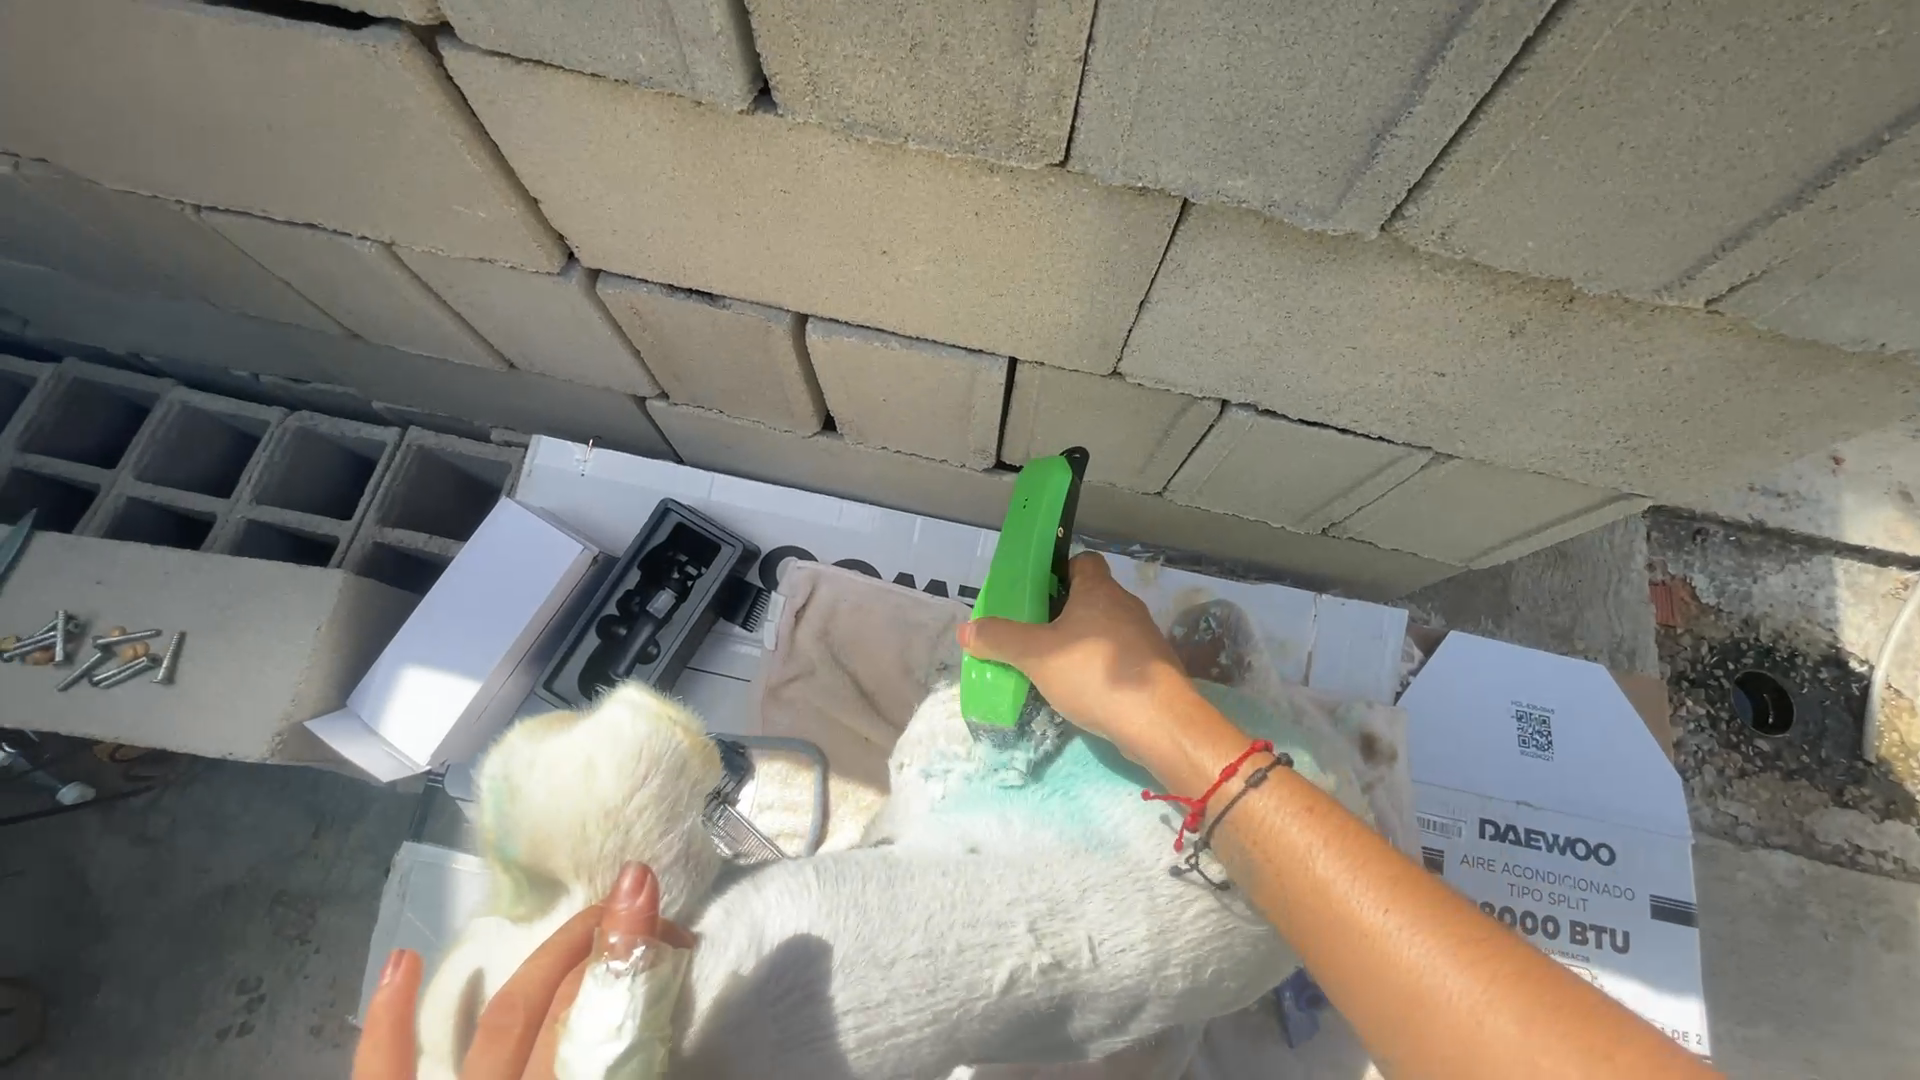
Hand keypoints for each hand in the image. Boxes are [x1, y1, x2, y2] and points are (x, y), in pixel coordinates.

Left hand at [353, 861, 692, 1079]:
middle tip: (647, 912)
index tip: (680, 932)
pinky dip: (388, 1019)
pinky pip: (381, 1072)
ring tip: (588, 914)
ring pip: (497, 1023)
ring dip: (545, 960)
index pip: (601, 1021)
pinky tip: (406, 959)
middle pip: (558, 1007)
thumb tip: (661, 999)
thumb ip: (629, 1056)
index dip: (641, 969)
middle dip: (604, 948)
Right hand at [959, 552, 1196, 764]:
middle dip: (1063, 613)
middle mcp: (1125, 606)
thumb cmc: (1092, 673)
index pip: (1083, 561)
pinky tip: (1082, 691)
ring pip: (1105, 630)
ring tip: (1053, 667)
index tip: (1036, 594)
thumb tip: (966, 629)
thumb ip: (1000, 640)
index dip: (1059, 571)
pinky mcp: (1153, 669)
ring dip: (1081, 643)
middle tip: (1034, 635)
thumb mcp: (1035, 656)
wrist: (1158, 721)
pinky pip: (1118, 659)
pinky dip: (1099, 669)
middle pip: (1091, 597)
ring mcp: (1144, 638)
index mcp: (1099, 590)